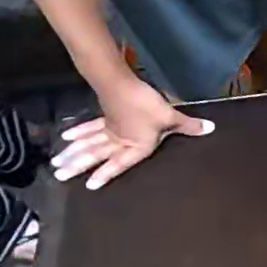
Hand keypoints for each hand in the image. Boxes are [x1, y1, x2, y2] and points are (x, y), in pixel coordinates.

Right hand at [52, 75, 214, 189]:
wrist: (121, 82)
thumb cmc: (146, 104)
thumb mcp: (170, 116)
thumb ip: (189, 126)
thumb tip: (211, 129)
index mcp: (133, 146)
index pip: (118, 164)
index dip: (105, 174)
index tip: (89, 185)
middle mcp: (118, 140)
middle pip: (95, 155)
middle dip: (78, 165)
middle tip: (58, 174)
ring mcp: (109, 128)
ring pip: (88, 143)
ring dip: (73, 152)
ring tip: (56, 162)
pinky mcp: (105, 116)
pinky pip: (90, 128)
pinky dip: (79, 133)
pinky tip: (66, 137)